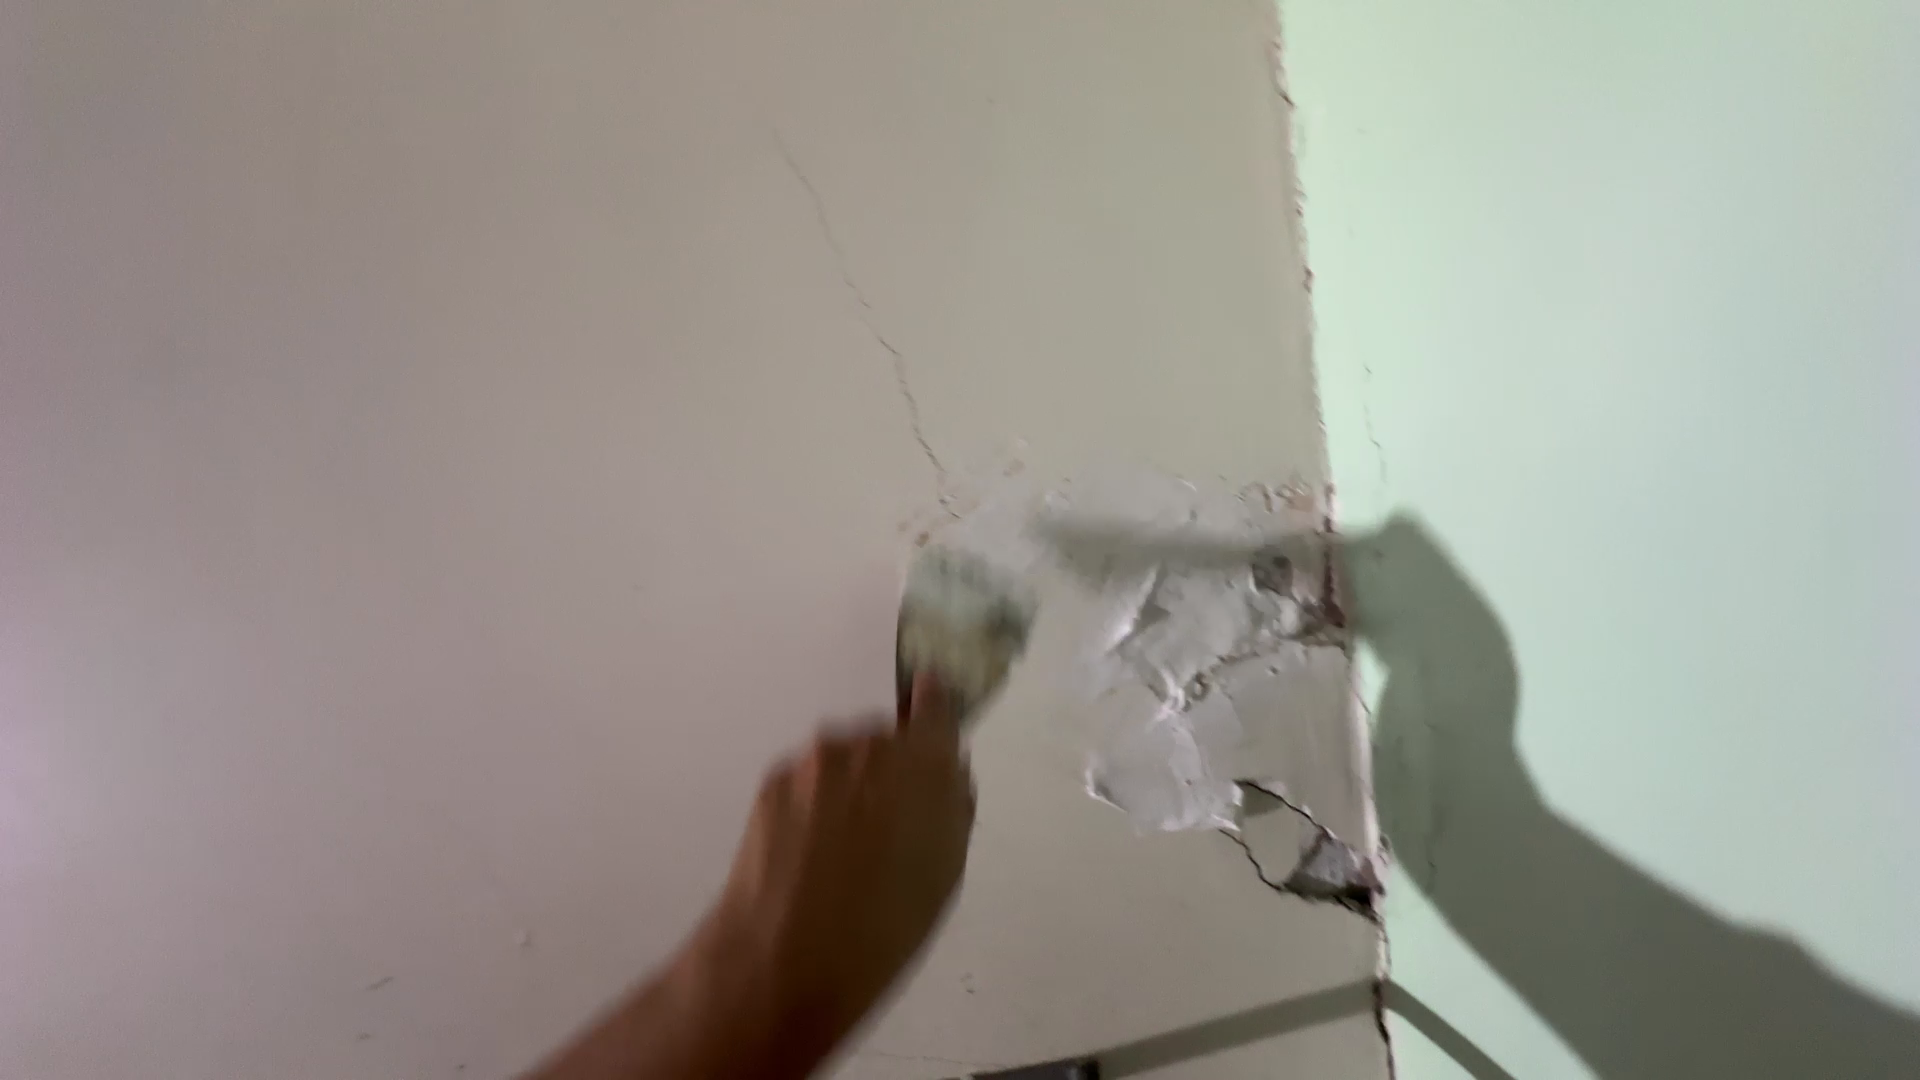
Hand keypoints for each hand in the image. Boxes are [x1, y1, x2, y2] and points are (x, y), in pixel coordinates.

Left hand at [706, 672, 976, 1059]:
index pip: (934, 702)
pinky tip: (805, 850)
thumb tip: (947, 771)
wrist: (782, 959)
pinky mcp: (775, 775)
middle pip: (887, 737)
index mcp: (923, 760)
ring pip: (844, 756)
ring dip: (848, 784)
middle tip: (883, 825)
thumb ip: (953, 804)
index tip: (932, 710)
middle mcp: (870, 742)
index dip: (934, 704)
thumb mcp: (947, 871)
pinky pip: (807, 777)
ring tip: (837, 848)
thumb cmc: (885, 927)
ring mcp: (817, 757)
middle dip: (889, 768)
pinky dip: (812, 801)